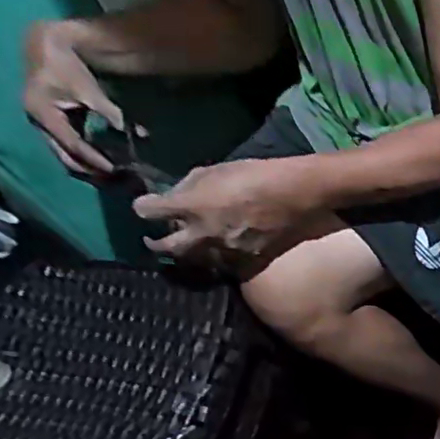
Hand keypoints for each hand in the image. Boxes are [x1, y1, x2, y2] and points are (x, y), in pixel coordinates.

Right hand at [22, 20, 124, 177]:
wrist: (47, 47)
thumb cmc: (67, 67)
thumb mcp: (89, 90)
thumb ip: (109, 113)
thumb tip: (132, 133)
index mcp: (42, 112)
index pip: (72, 145)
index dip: (94, 159)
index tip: (115, 170)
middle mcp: (38, 121)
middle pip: (65, 157)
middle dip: (91, 170)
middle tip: (117, 179)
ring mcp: (44, 124)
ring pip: (66, 155)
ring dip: (89, 166)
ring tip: (115, 175)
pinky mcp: (52, 124)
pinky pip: (70, 147)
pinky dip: (87, 156)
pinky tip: (107, 162)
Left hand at [132, 159, 313, 266]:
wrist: (296, 198)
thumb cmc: (254, 176)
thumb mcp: (213, 171)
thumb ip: (189, 187)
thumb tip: (176, 196)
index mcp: (190, 205)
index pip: (148, 210)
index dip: (144, 207)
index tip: (145, 206)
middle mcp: (205, 234)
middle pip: (170, 248)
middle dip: (158, 244)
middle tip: (153, 242)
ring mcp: (229, 252)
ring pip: (200, 261)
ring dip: (192, 255)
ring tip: (191, 250)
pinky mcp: (251, 263)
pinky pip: (228, 267)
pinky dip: (222, 261)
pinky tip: (223, 256)